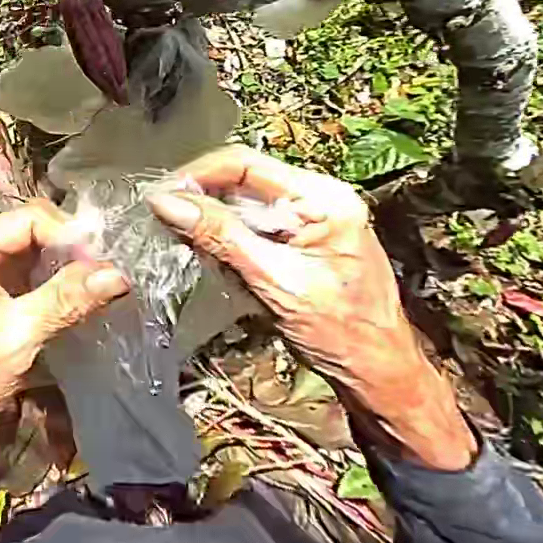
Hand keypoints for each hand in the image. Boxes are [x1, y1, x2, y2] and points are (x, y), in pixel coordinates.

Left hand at [0, 201, 127, 537]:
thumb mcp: (20, 334)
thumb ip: (66, 298)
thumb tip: (117, 275)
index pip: (28, 219)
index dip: (68, 234)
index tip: (102, 261)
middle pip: (33, 225)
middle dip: (71, 244)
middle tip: (106, 268)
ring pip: (37, 244)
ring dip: (69, 259)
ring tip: (101, 276)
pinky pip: (34, 265)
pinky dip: (59, 274)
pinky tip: (82, 287)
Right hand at [148, 146, 474, 470]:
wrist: (382, 378)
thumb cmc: (341, 335)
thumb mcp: (275, 281)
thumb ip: (220, 236)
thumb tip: (165, 202)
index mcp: (323, 197)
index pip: (246, 164)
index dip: (198, 175)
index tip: (160, 196)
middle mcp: (317, 197)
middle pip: (242, 181)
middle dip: (202, 201)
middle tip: (165, 221)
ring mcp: (309, 218)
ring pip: (242, 205)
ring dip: (212, 224)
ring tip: (186, 244)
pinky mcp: (300, 239)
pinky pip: (252, 226)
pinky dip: (227, 240)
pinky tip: (214, 259)